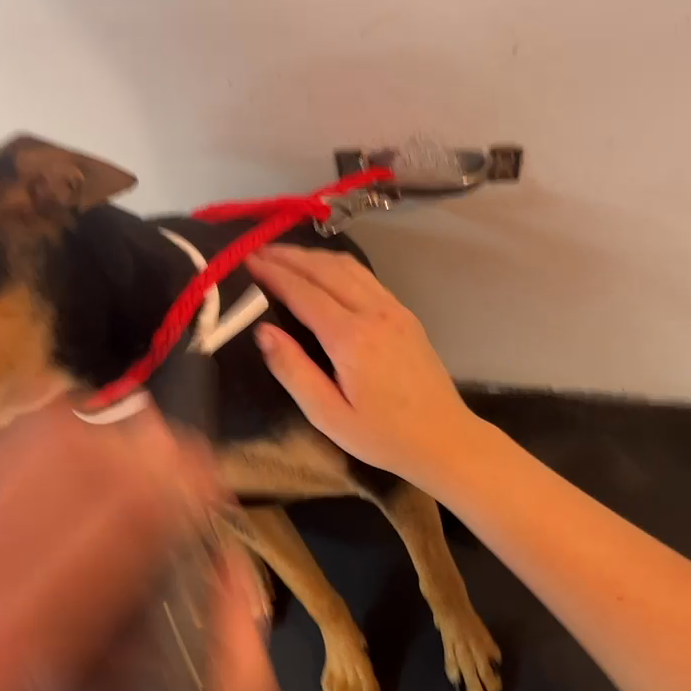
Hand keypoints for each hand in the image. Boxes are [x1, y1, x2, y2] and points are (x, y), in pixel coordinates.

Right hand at [246, 245, 480, 478]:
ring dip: (311, 256)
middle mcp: (374, 313)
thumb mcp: (328, 415)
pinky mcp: (405, 314)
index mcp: (351, 338)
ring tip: (281, 255)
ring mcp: (393, 309)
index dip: (272, 273)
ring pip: (347, 266)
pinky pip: (365, 276)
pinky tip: (321, 270)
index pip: (303, 292)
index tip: (245, 259)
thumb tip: (263, 331)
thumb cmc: (382, 435)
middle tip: (255, 250)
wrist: (445, 439)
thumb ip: (293, 370)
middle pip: (324, 269)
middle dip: (287, 256)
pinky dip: (335, 265)